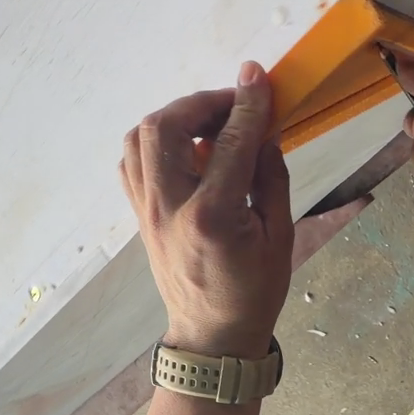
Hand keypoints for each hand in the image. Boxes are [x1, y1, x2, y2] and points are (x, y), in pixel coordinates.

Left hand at [122, 62, 292, 359]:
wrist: (213, 336)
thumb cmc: (255, 292)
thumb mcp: (280, 237)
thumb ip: (270, 178)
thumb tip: (263, 132)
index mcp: (212, 217)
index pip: (229, 142)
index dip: (246, 105)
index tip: (258, 78)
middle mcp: (169, 207)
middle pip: (165, 126)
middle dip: (200, 103)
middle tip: (233, 105)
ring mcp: (147, 211)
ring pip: (140, 138)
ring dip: (173, 118)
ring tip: (208, 124)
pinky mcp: (139, 215)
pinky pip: (133, 161)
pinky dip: (155, 142)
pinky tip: (185, 150)